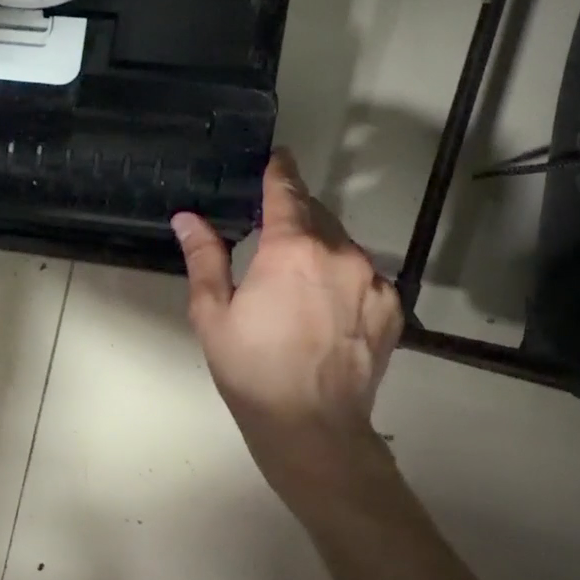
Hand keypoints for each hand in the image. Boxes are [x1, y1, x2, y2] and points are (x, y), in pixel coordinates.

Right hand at [172, 150, 404, 509]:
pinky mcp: (391, 306)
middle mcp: (339, 254)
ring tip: (295, 278)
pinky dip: (342, 277)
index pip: (286, 194)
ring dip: (319, 248)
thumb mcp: (212, 312)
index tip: (279, 155)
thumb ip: (205, 257)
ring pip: (342, 246)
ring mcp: (373, 280)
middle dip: (295, 215)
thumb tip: (187, 218)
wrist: (312, 423)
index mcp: (290, 250)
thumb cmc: (249, 368)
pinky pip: (364, 276)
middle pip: (317, 216)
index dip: (280, 171)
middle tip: (271, 230)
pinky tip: (323, 306)